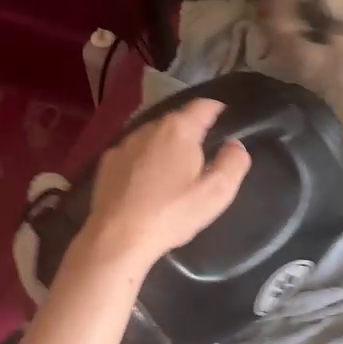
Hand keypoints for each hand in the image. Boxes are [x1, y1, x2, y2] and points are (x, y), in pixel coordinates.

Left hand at [76, 98, 251, 272]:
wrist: (117, 237)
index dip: (218, 110)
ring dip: (166, 146)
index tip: (227, 120)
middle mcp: (149, 128)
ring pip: (153, 136)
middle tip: (203, 156)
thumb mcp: (215, 193)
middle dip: (192, 132)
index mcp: (179, 130)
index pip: (204, 106)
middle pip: (177, 120)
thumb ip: (233, 163)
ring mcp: (124, 144)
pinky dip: (144, 161)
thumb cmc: (171, 213)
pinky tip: (146, 183)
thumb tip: (235, 145)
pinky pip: (133, 153)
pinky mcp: (107, 162)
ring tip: (174, 170)